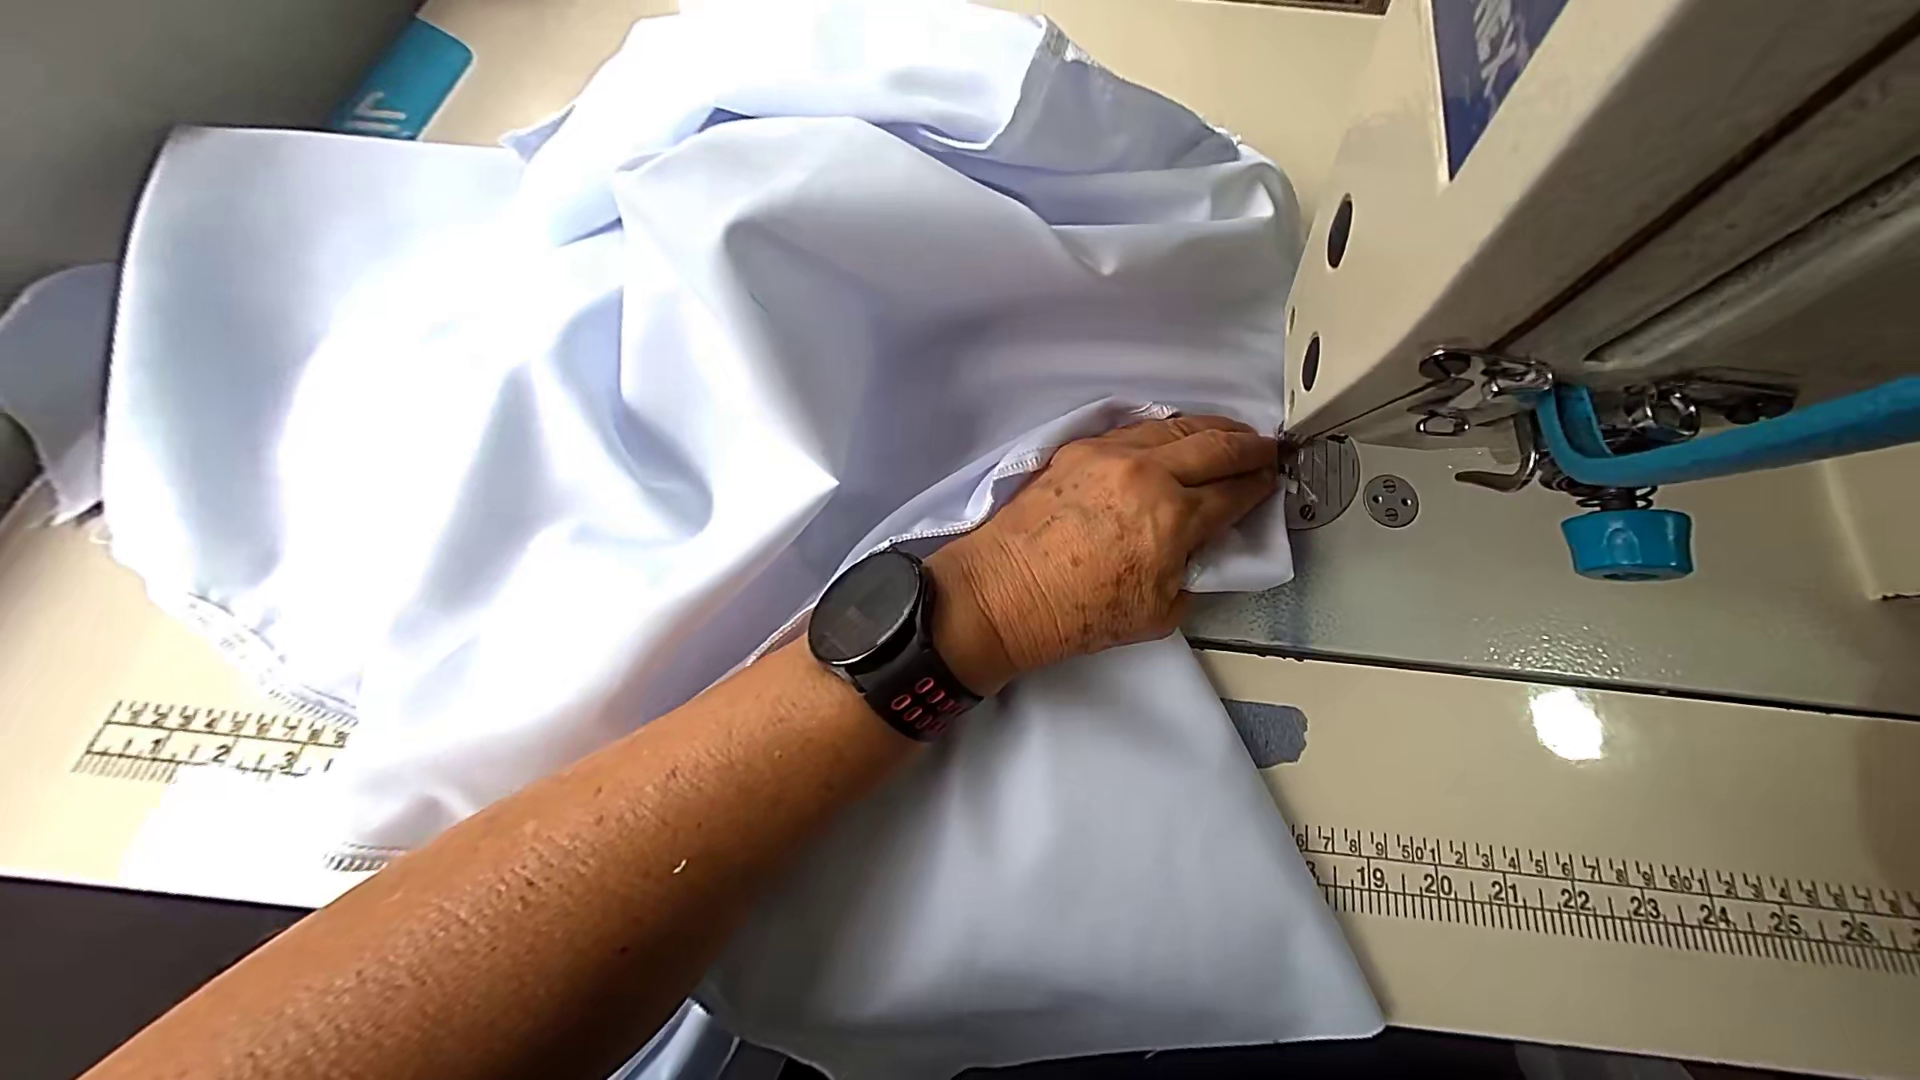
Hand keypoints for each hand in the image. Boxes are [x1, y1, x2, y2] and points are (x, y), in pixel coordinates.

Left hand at [928, 415, 1278, 694]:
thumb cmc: (1072, 613)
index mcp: (1173, 519)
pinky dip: (1163, 430)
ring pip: (1174, 427)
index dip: (1259, 487)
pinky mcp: (1077, 451)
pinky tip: (1171, 436)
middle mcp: (1145, 476)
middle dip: (1249, 447)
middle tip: (1265, 449)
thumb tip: (1198, 546)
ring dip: (1210, 429)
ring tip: (1227, 435)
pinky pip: (1132, 429)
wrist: (1003, 593)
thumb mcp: (1158, 613)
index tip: (1269, 482)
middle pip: (1216, 446)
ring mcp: (1108, 457)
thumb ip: (1190, 572)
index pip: (1234, 493)